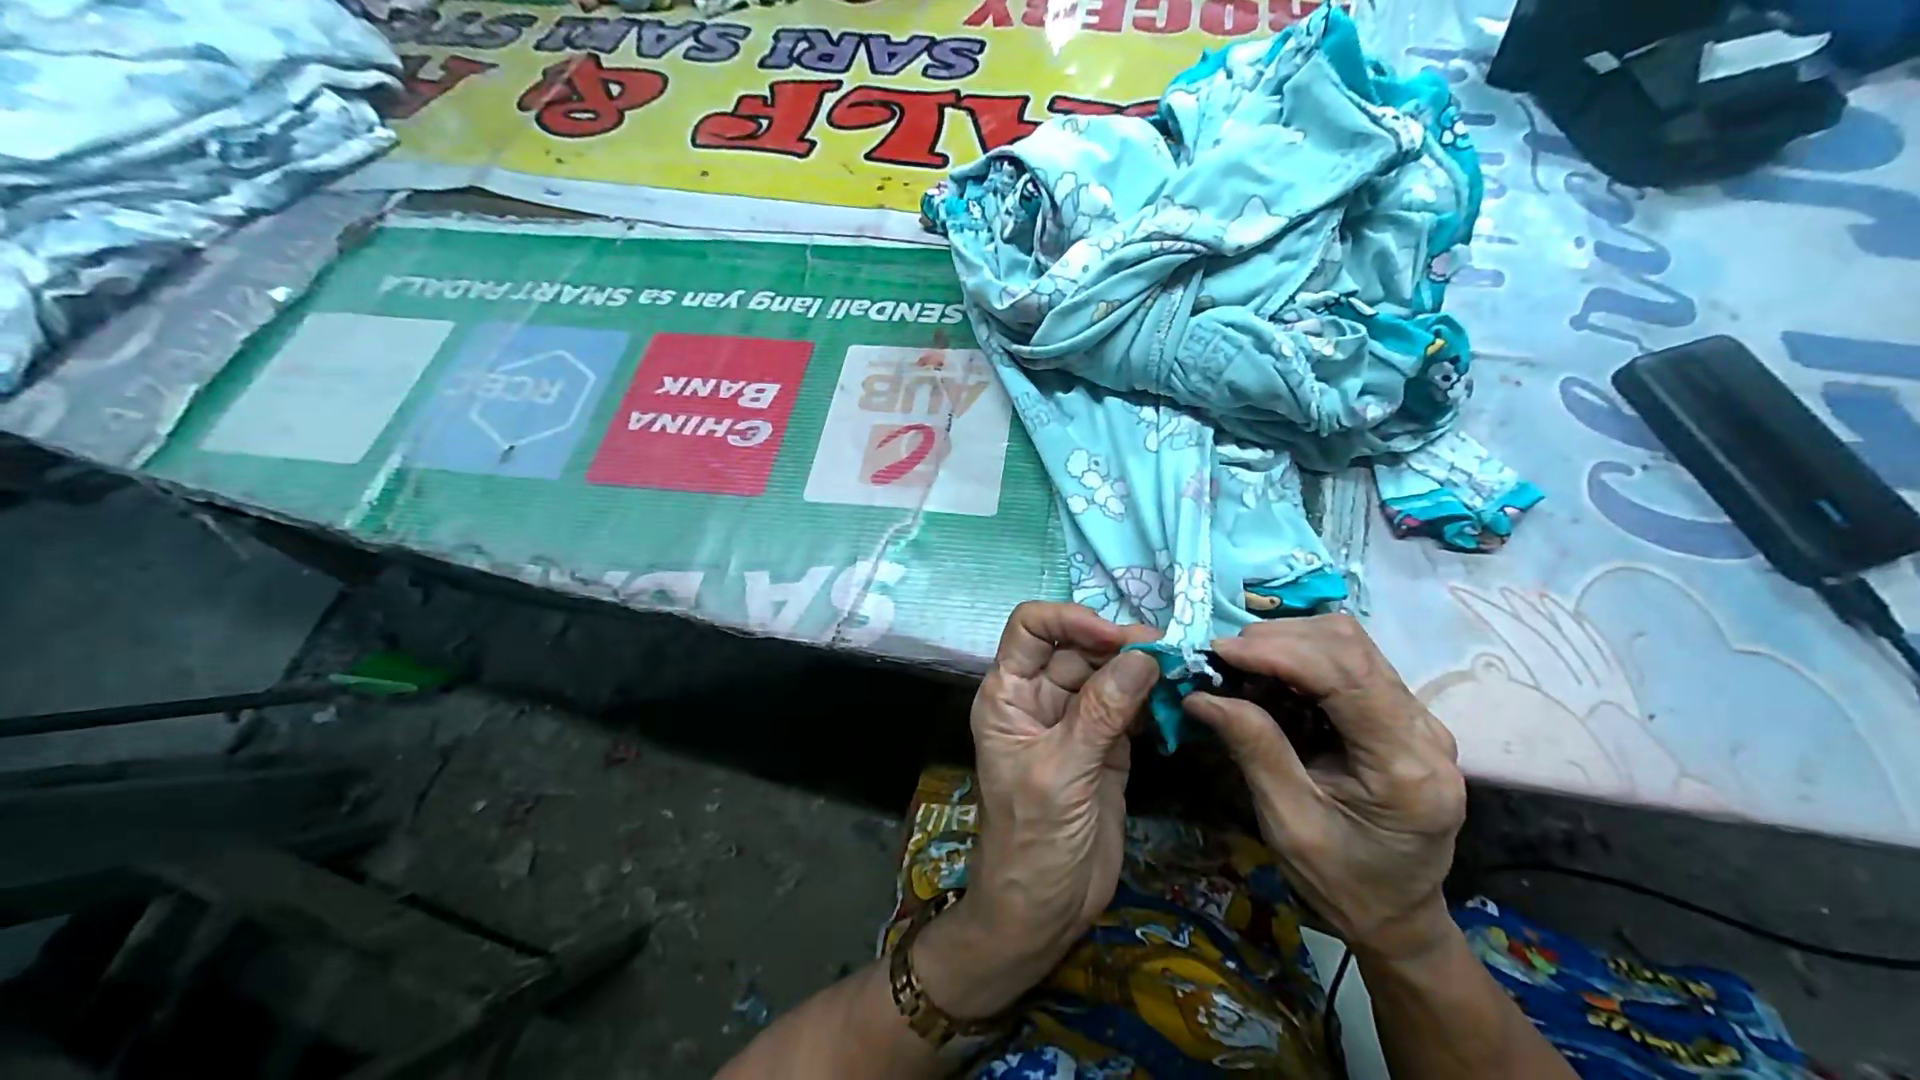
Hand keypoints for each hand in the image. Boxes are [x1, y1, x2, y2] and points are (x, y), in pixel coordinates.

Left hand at [916, 602, 1160, 1018]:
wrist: (1044, 909)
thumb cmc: (1033, 841)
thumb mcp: (1061, 773)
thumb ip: (1101, 713)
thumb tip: (1143, 656)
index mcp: (1008, 694)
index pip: (1030, 628)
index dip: (1069, 621)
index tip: (1115, 639)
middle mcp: (1039, 697)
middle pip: (1076, 647)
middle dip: (1118, 644)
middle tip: (1169, 651)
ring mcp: (1074, 720)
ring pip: (1107, 672)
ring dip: (1141, 667)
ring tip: (1181, 667)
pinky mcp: (1105, 743)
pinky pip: (1128, 704)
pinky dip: (1152, 697)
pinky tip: (1177, 695)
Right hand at [1183, 615, 1465, 960]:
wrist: (1397, 914)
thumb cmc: (1341, 882)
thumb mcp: (1287, 823)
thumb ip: (1254, 749)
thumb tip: (1200, 694)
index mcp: (1404, 767)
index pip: (1346, 677)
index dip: (1279, 651)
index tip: (1219, 651)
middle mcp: (1424, 730)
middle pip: (1351, 646)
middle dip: (1278, 639)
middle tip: (1222, 659)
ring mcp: (1418, 718)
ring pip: (1351, 644)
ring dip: (1288, 641)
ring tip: (1241, 665)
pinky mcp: (1401, 714)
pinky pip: (1351, 662)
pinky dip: (1301, 656)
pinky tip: (1269, 675)